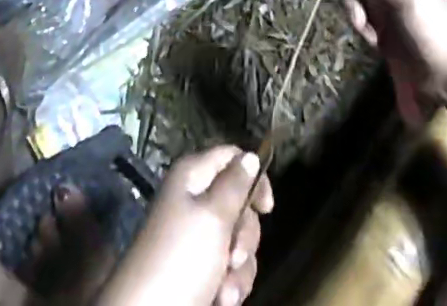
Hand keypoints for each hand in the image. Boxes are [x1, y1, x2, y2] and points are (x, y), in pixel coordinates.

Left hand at [96, 146, 274, 305]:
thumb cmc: (180, 260)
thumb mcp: (212, 216)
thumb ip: (236, 184)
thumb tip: (250, 156)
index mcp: (192, 177)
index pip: (231, 156)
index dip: (254, 175)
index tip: (266, 208)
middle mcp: (195, 201)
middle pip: (240, 202)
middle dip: (246, 234)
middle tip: (234, 255)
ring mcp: (197, 238)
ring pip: (239, 240)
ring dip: (240, 268)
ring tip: (225, 289)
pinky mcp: (201, 271)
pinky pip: (230, 269)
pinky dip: (231, 285)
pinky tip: (222, 300)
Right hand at [345, 0, 446, 124]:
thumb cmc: (435, 33)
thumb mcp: (410, 0)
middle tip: (360, 9)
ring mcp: (390, 11)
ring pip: (359, 0)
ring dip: (357, 12)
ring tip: (368, 29)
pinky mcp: (384, 33)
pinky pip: (364, 22)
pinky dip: (363, 29)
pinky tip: (374, 41)